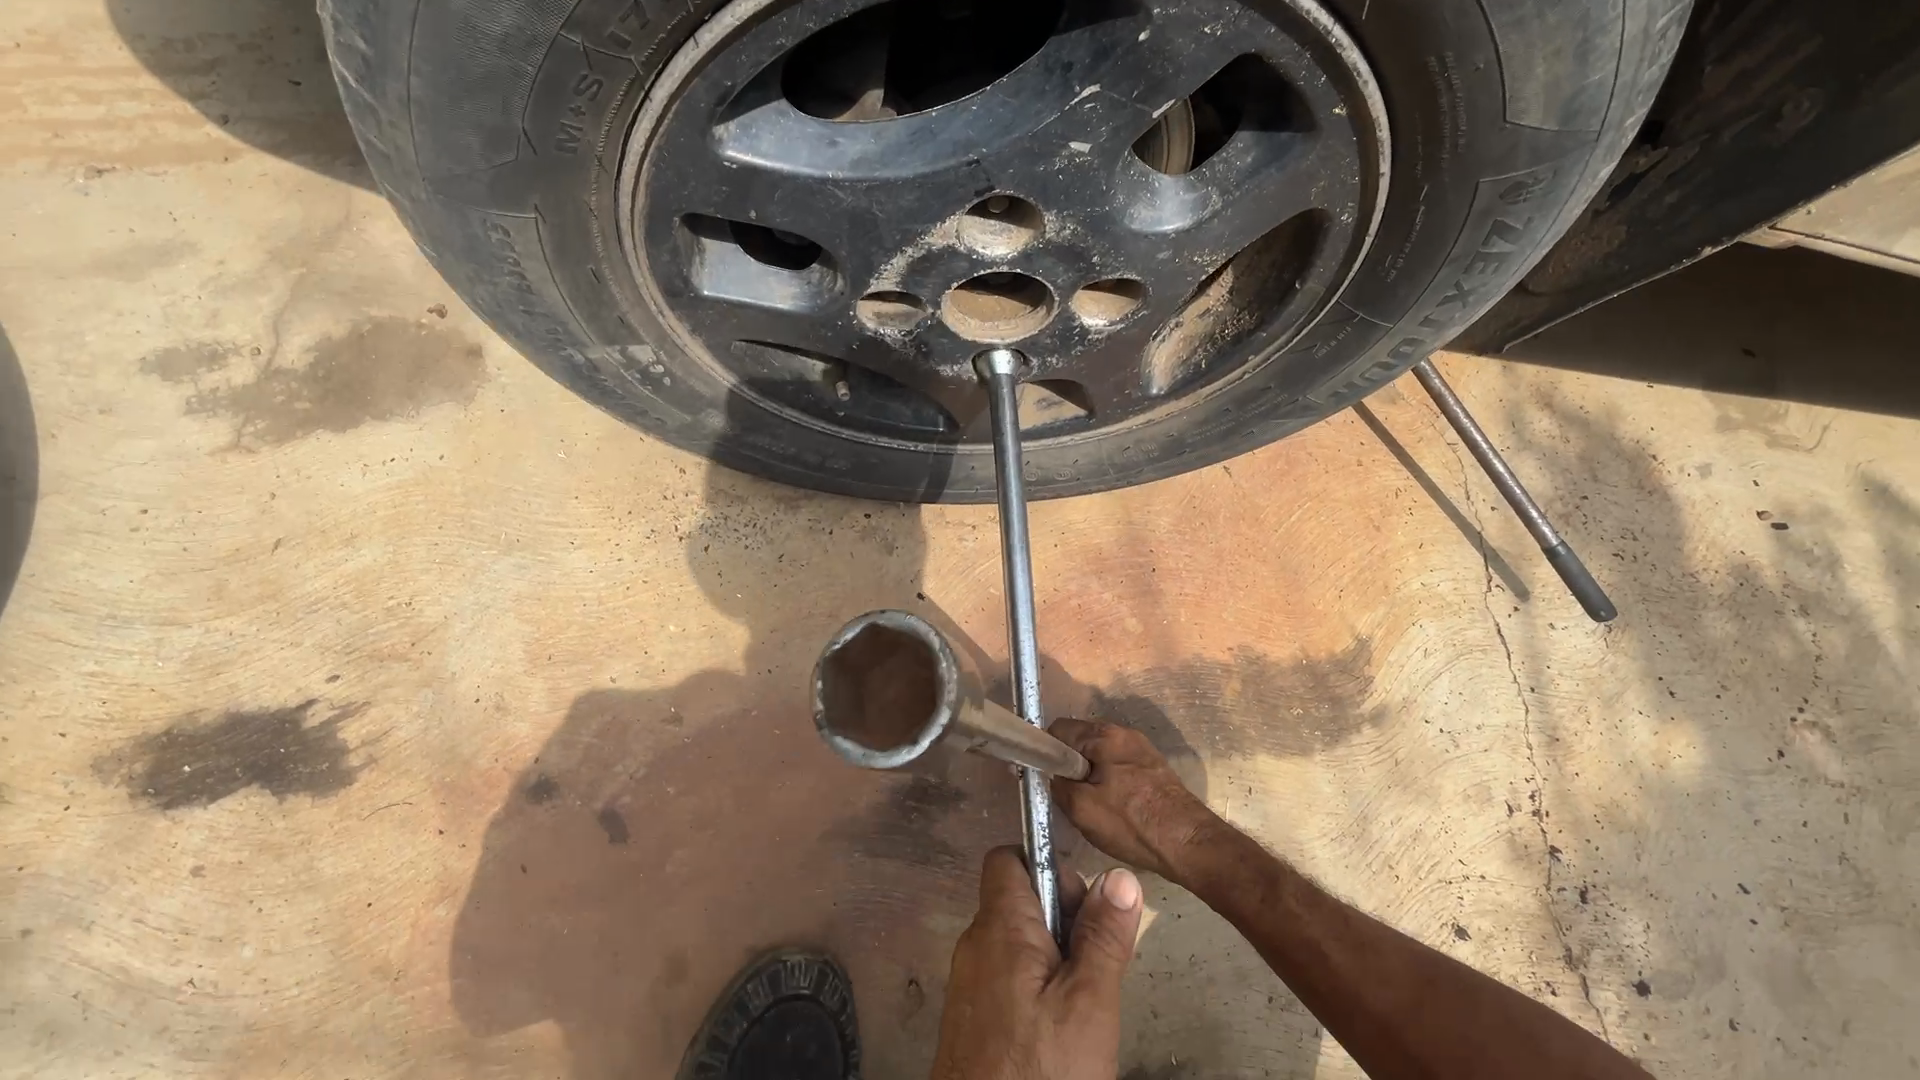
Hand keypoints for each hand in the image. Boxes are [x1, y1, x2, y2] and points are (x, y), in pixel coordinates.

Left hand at [930, 848, 1143, 1079]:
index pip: (1008, 857)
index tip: (1083, 904)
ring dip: (1054, 956)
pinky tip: (1058, 1027)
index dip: (1047, 865)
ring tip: (1082, 1001)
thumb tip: (1120, 875)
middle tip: (1094, 964)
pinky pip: (1006, 976)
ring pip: (1017, 942)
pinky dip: (1035, 985)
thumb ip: (1103, 936)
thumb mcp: (1089, 1002)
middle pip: (1019, 900)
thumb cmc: (1042, 1069)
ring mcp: (968, 982)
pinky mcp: (970, 1016)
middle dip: (1062, 919)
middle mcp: (975, 943)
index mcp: (1000, 926)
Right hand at [1048, 718, 1220, 881]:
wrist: (1188, 844)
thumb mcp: (1081, 808)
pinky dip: (1108, 781)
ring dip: (1089, 775)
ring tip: (1089, 805)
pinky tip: (1112, 807)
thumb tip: (1048, 773)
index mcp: (1105, 735)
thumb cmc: (1132, 824)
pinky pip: (1118, 765)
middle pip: (1080, 740)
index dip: (1045, 752)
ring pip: (1099, 755)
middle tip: (1066, 796)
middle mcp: (1124, 733)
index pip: (1058, 729)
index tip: (1042, 776)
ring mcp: (1142, 749)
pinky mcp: (1153, 767)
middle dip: (1068, 765)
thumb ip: (1057, 784)